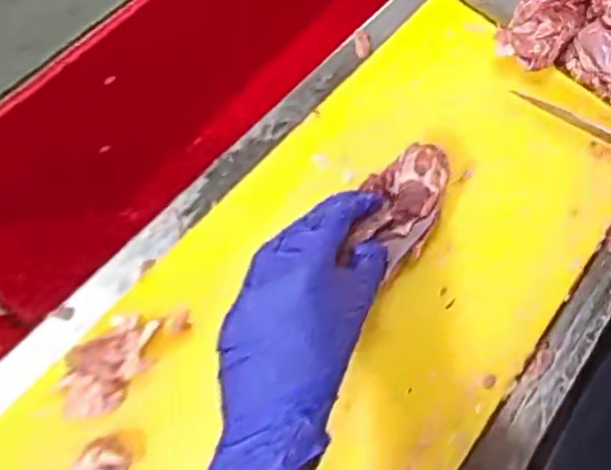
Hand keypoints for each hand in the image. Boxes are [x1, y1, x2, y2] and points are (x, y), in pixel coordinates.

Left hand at [211, 193, 387, 469]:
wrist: (276, 409)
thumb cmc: (327, 349)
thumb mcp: (360, 299)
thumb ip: (368, 261)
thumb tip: (365, 246)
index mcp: (305, 260)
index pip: (333, 216)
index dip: (357, 203)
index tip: (374, 200)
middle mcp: (271, 268)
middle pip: (302, 226)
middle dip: (329, 216)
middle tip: (354, 215)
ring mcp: (248, 290)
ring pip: (277, 246)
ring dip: (304, 235)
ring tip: (327, 238)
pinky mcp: (235, 313)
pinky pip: (262, 272)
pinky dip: (285, 261)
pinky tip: (299, 273)